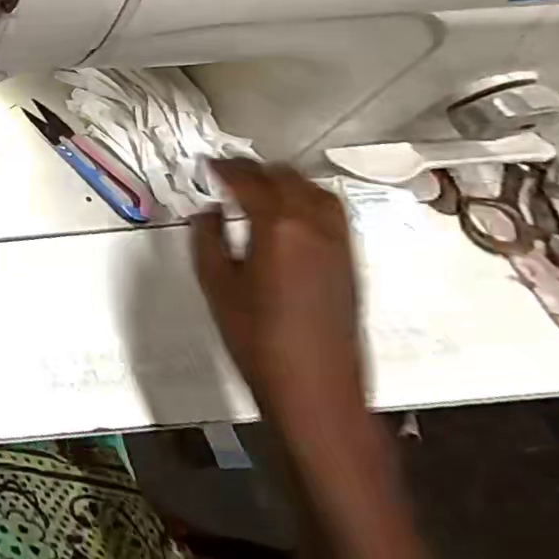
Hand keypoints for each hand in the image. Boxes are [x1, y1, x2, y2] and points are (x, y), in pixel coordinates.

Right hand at [191, 160, 365, 414]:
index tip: (209, 166)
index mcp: (278, 226)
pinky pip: (331, 210)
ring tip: (260, 189)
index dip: (225, 168)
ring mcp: (339, 242)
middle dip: (254, 170)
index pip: (248, 179)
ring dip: (284, 180)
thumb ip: (207, 238)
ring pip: (313, 188)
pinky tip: (291, 214)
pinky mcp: (351, 260)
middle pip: (284, 176)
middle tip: (229, 175)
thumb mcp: (216, 286)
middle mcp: (314, 225)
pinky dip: (307, 198)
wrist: (317, 392)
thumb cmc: (259, 341)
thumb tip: (208, 212)